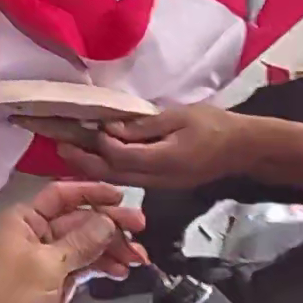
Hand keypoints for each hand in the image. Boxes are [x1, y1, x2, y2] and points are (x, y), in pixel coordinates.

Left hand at [0, 182, 146, 302]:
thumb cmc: (13, 295)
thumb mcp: (47, 265)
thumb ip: (81, 242)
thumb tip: (109, 221)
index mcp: (27, 219)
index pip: (62, 195)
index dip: (91, 192)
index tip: (121, 197)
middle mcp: (39, 232)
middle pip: (80, 219)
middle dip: (110, 224)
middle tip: (141, 227)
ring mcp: (51, 256)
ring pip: (88, 243)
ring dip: (113, 247)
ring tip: (138, 257)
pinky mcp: (59, 277)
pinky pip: (86, 264)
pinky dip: (104, 265)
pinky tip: (122, 271)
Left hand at [57, 105, 248, 188]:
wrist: (243, 149)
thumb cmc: (214, 125)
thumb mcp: (179, 117)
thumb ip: (144, 126)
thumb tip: (110, 128)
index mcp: (163, 161)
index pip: (121, 157)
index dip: (101, 144)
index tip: (90, 126)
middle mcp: (156, 179)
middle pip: (111, 174)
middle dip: (83, 161)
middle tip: (59, 146)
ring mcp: (158, 185)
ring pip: (117, 180)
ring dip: (91, 167)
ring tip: (68, 154)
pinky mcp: (160, 184)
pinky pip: (127, 179)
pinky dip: (107, 170)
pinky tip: (94, 160)